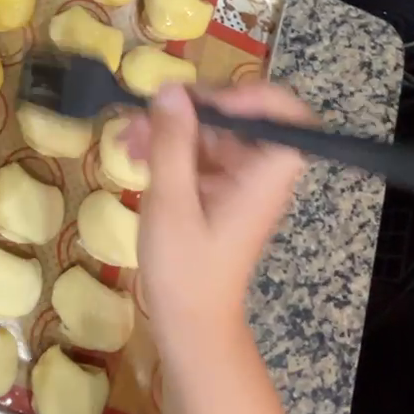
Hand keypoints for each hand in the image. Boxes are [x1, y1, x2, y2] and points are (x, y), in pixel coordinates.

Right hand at [122, 82, 312, 353]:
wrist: (189, 324)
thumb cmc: (186, 269)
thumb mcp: (171, 202)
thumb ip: (172, 143)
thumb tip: (171, 90)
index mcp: (264, 175)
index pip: (287, 115)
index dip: (252, 96)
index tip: (206, 102)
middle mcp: (256, 171)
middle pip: (235, 116)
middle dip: (186, 111)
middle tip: (142, 118)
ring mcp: (235, 180)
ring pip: (208, 132)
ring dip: (167, 130)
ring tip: (126, 142)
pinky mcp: (214, 190)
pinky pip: (195, 153)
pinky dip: (165, 150)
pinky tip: (133, 157)